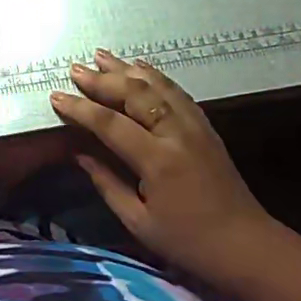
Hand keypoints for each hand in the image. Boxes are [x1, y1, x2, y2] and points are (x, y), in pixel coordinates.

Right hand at [50, 51, 290, 294]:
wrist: (245, 244)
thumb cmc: (187, 241)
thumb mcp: (137, 221)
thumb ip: (107, 182)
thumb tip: (79, 153)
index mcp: (158, 161)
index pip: (111, 124)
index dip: (81, 109)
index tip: (56, 97)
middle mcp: (178, 134)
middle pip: (136, 94)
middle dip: (103, 79)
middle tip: (76, 68)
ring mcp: (196, 126)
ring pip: (159, 86)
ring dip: (128, 69)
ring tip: (103, 56)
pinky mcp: (206, 127)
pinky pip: (177, 92)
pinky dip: (155, 77)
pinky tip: (141, 69)